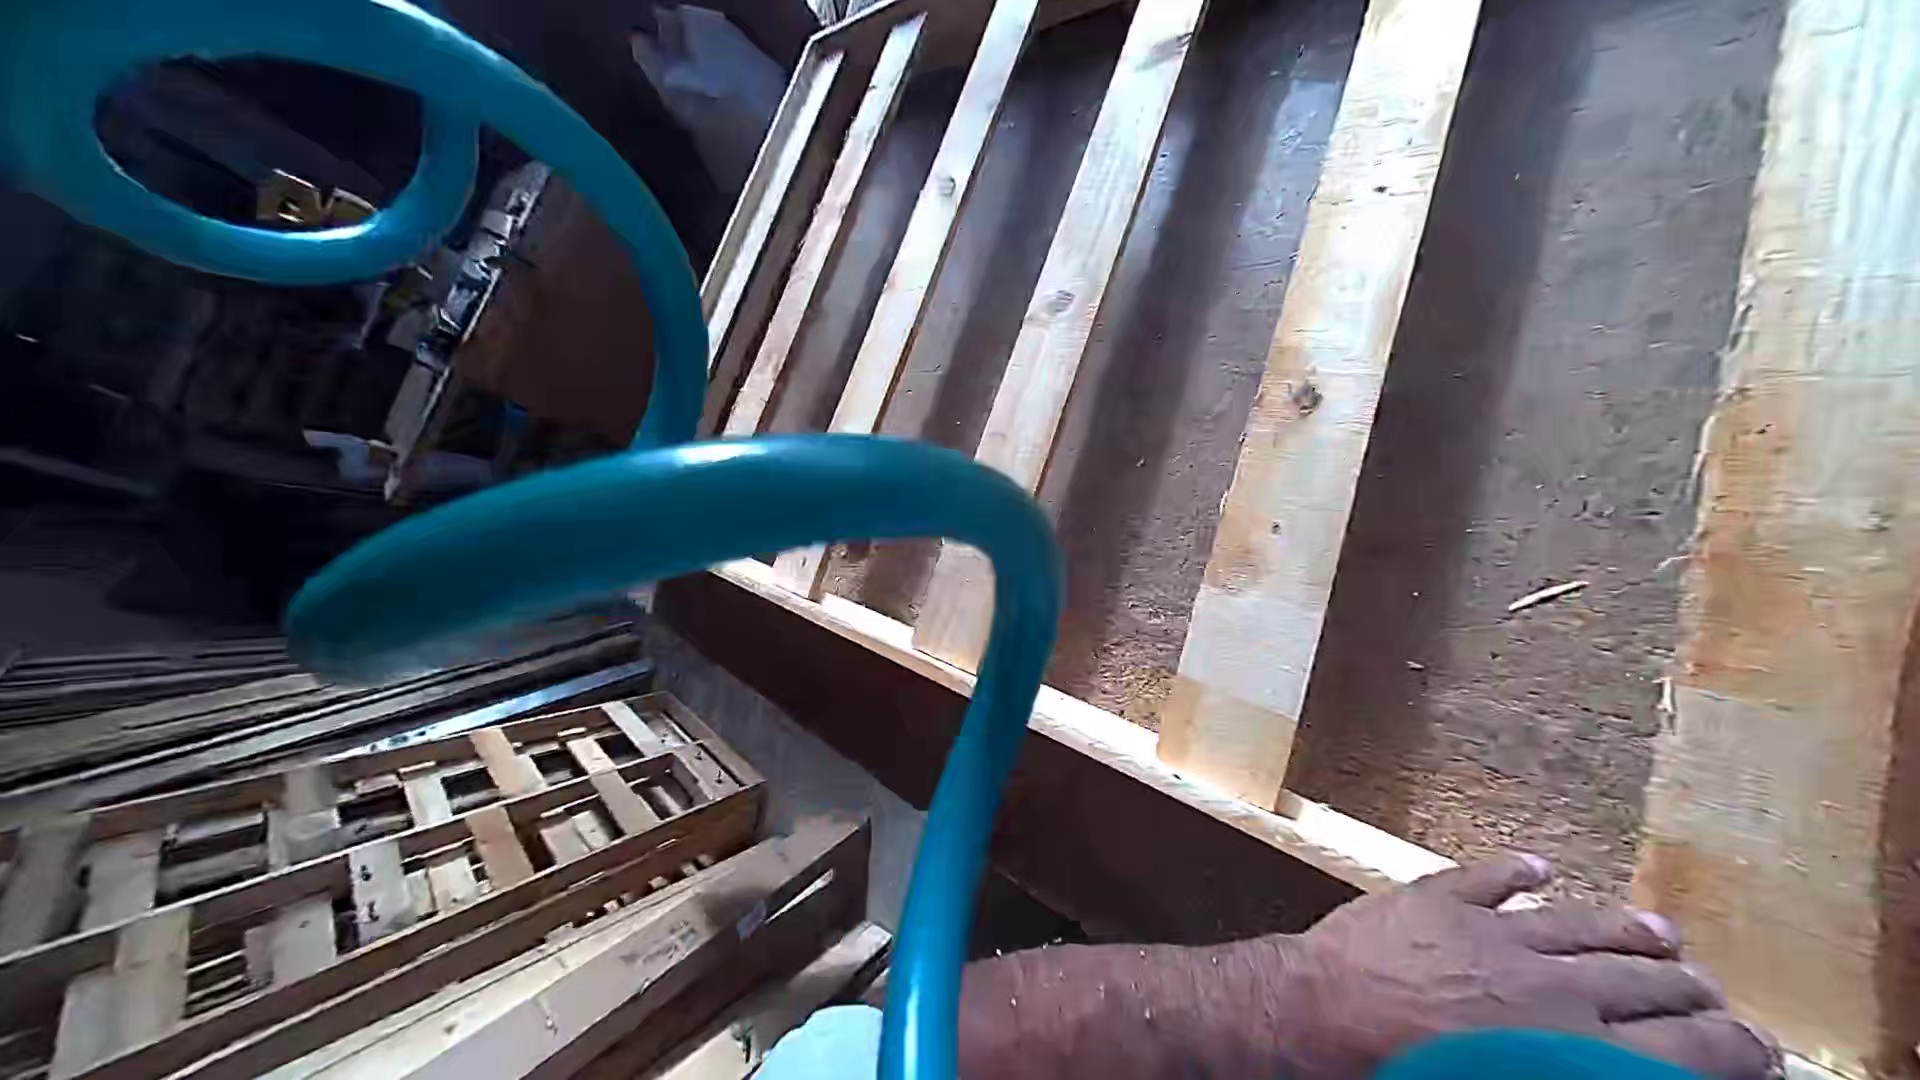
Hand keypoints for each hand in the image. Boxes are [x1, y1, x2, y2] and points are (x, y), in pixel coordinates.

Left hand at [1272, 854, 1779, 1079]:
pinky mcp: (1436, 897)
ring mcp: (1489, 931)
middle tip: (1707, 985)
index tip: (1753, 1041)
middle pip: (1638, 981)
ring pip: (1576, 925)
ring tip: (1658, 929)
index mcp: (1578, 1050)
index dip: (1729, 1046)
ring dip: (1621, 928)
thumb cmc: (1407, 1072)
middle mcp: (1548, 986)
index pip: (1686, 1051)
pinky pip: (1486, 876)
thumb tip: (1615, 1059)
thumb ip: (1573, 1074)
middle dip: (1683, 986)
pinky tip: (1537, 864)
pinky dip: (1514, 868)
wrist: (1324, 1011)